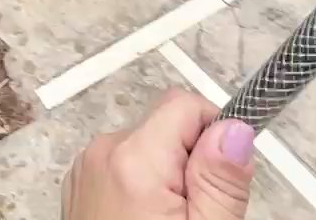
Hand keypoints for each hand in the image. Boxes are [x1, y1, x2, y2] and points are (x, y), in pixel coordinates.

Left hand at [62, 88, 255, 219]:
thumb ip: (220, 182)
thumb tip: (235, 128)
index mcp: (133, 159)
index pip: (183, 105)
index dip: (215, 134)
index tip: (226, 178)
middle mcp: (102, 152)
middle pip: (164, 129)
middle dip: (193, 166)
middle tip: (202, 219)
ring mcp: (86, 168)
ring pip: (145, 151)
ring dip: (168, 180)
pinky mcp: (79, 186)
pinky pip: (122, 169)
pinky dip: (142, 191)